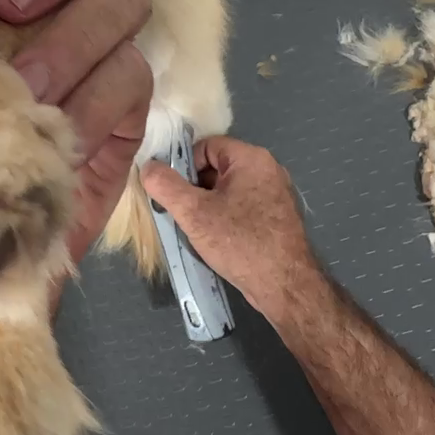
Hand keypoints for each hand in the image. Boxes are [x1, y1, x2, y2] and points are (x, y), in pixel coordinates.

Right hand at [139, 137, 319, 317]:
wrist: (286, 288)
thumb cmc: (240, 242)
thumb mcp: (194, 212)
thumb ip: (165, 185)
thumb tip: (148, 167)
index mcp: (251, 158)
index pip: (205, 147)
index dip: (184, 167)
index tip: (174, 193)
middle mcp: (268, 169)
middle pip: (216, 167)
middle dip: (195, 188)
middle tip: (183, 213)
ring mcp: (276, 194)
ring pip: (228, 189)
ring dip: (209, 205)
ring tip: (198, 229)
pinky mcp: (278, 217)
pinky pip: (242, 206)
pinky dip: (226, 217)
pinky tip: (218, 240)